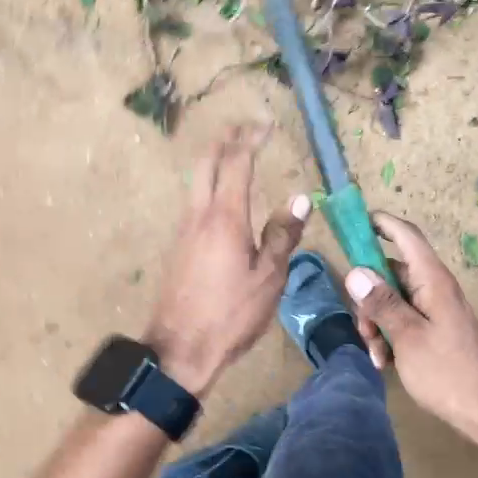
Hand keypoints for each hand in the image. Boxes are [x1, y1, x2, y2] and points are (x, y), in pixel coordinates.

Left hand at [145, 126, 308, 395]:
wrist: (178, 351)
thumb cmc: (230, 315)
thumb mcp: (269, 278)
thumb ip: (282, 235)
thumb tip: (299, 199)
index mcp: (224, 218)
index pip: (236, 164)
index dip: (251, 139)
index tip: (267, 125)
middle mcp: (199, 216)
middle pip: (206, 163)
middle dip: (225, 139)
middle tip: (247, 129)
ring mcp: (184, 231)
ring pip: (196, 181)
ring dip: (215, 161)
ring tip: (238, 156)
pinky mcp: (179, 248)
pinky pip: (195, 202)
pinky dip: (210, 185)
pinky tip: (224, 199)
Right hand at [342, 213, 477, 436]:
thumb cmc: (447, 372)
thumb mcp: (407, 337)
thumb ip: (382, 303)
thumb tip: (356, 271)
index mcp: (433, 280)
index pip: (406, 236)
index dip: (381, 224)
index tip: (354, 223)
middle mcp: (435, 287)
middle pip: (392, 271)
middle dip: (369, 294)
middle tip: (362, 326)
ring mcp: (436, 309)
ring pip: (394, 299)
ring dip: (377, 321)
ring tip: (376, 353)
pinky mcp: (435, 329)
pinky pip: (404, 319)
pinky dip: (390, 335)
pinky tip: (385, 362)